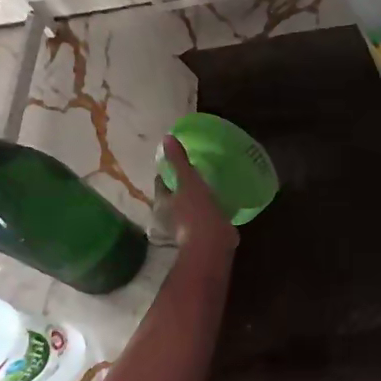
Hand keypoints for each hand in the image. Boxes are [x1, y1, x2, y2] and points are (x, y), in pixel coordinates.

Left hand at [157, 136, 237, 256]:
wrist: (212, 243)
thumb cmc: (196, 211)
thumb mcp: (188, 181)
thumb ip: (178, 161)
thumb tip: (167, 137)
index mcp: (162, 202)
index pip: (161, 182)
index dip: (167, 172)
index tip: (179, 162)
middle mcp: (169, 216)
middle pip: (173, 196)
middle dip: (181, 187)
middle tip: (196, 173)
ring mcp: (185, 228)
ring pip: (187, 208)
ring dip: (195, 200)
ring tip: (209, 187)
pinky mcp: (201, 235)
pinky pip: (203, 218)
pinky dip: (208, 211)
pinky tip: (219, 204)